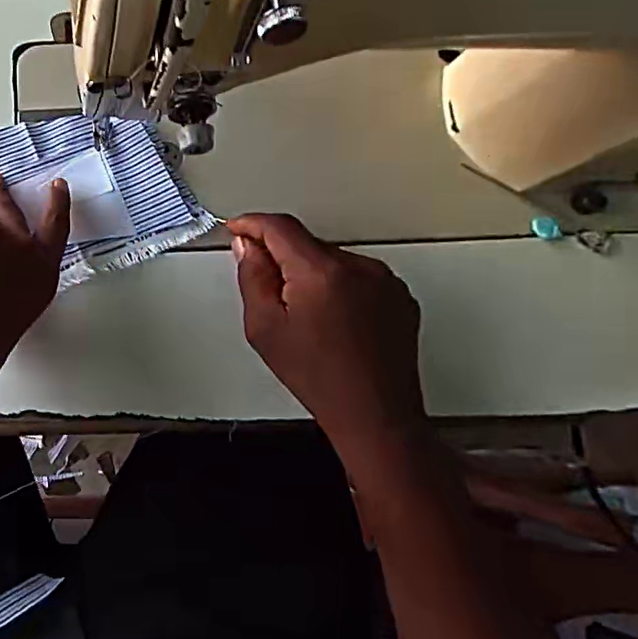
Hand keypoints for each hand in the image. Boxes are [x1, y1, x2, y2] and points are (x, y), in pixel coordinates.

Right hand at [228, 213, 425, 446]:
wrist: (374, 414)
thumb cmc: (320, 378)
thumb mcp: (264, 327)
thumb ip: (251, 276)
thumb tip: (247, 247)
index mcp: (320, 273)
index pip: (280, 227)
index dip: (252, 223)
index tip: (238, 228)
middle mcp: (358, 268)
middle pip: (305, 243)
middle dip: (281, 257)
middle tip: (269, 292)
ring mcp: (384, 280)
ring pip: (330, 258)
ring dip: (310, 272)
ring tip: (307, 317)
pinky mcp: (399, 294)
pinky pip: (356, 274)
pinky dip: (338, 285)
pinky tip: (332, 320)